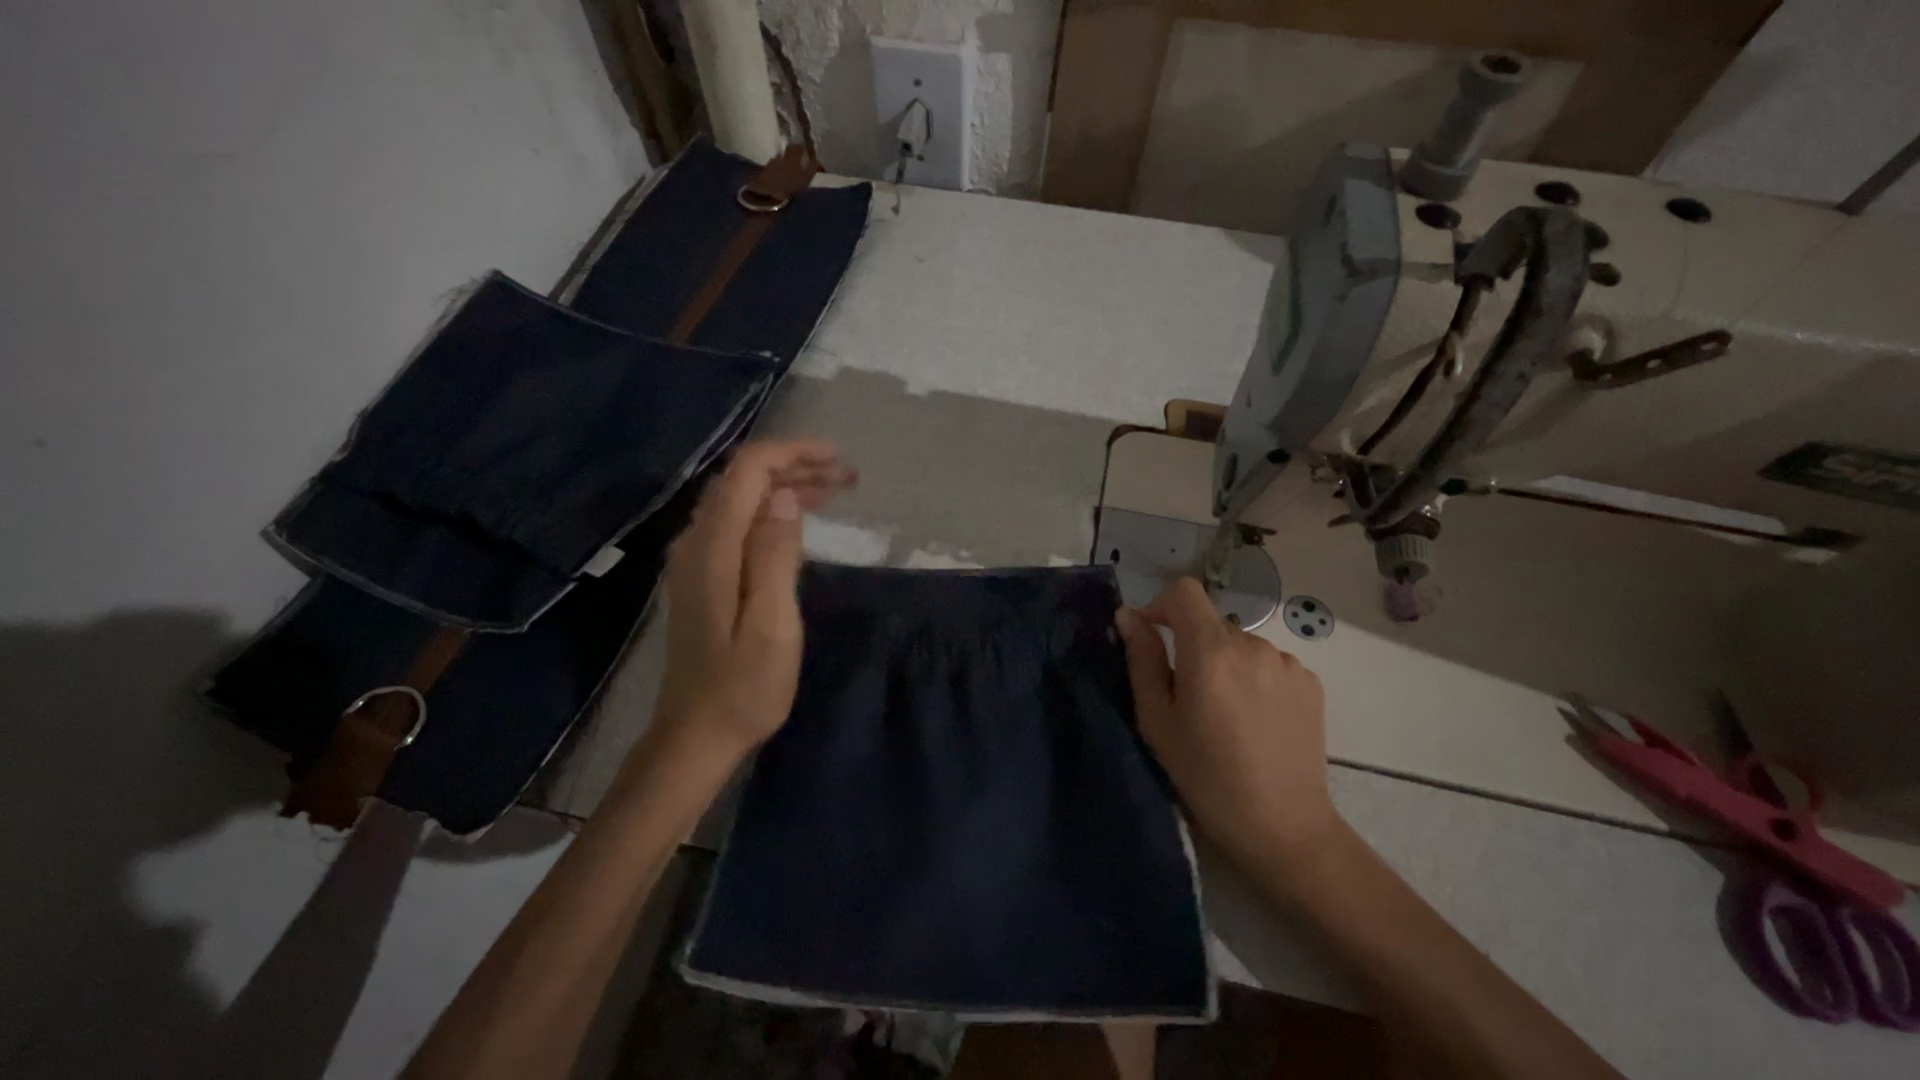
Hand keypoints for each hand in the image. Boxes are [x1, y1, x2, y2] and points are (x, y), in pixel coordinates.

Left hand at [651, 438, 856, 758]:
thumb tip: (784, 496)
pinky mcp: (702, 578)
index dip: (792, 453)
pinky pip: (737, 524)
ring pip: (740, 500)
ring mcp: (694, 560)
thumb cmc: (744, 687)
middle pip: (741, 480)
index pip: (747, 472)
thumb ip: (775, 555)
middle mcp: (696, 543)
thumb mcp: (772, 624)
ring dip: (785, 487)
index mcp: (712, 549)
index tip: (838, 459)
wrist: (696, 735)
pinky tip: (800, 523)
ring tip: (836, 491)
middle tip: (849, 477)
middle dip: (795, 466)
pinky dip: (771, 512)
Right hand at [1114, 577, 1340, 872]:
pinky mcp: (1310, 683)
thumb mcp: (1158, 721)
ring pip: (1241, 646)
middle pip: (1211, 624)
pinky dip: (1255, 681)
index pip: (1184, 592)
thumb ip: (1142, 660)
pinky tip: (1255, 722)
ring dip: (1226, 665)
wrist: (1282, 824)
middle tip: (1188, 699)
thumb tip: (1129, 616)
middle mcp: (1253, 644)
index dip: (1162, 606)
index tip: (1152, 639)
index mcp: (1211, 651)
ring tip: (1226, 716)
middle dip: (1193, 648)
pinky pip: (1270, 665)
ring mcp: (1287, 662)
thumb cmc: (1206, 777)